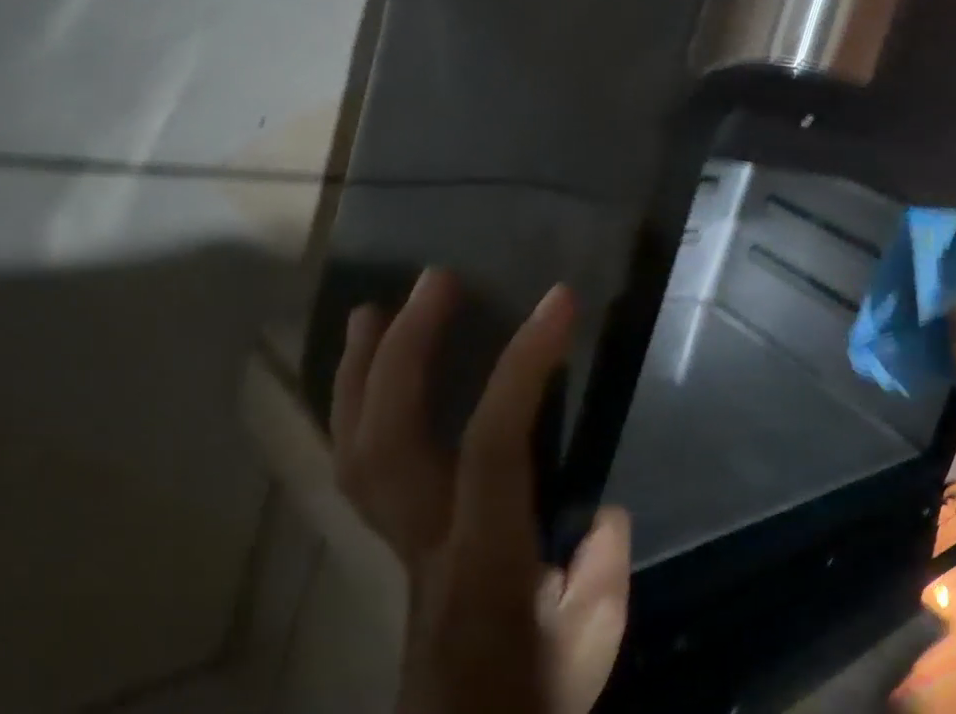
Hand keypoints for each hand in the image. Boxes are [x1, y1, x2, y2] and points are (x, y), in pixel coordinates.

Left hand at [332, 269, 629, 713]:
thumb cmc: (537, 690)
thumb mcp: (590, 641)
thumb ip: (599, 574)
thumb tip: (600, 515)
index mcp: (483, 557)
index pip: (492, 445)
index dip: (521, 367)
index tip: (557, 302)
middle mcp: (425, 540)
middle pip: (392, 435)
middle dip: (409, 351)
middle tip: (435, 282)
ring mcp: (399, 541)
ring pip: (357, 448)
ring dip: (363, 374)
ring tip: (375, 312)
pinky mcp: (396, 543)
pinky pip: (360, 466)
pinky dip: (355, 413)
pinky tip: (368, 382)